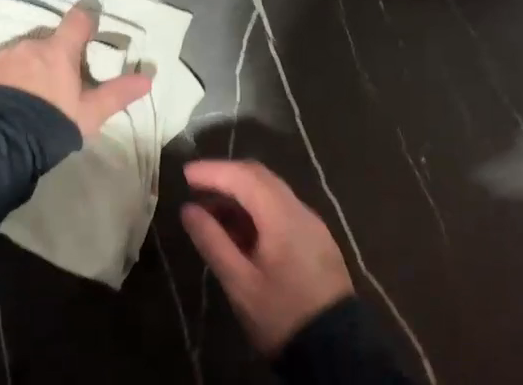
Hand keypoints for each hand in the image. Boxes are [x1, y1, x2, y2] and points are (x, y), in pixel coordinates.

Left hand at [0, 0, 152, 137]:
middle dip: (55, 54)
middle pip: (49, 40)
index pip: (77, 20)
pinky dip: (9, 73)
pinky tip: (12, 97)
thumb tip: (148, 78)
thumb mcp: (91, 113)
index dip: (86, 20)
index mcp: (59, 50)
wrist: (3, 142)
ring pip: (24, 51)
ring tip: (33, 93)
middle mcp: (31, 44)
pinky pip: (2, 64)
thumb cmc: (53, 124)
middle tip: (59, 82)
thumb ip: (118, 93)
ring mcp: (5, 53)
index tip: (89, 25)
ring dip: (31, 64)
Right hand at [180, 159, 354, 355]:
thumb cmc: (282, 315)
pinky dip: (257, 210)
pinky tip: (240, 232)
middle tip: (196, 187)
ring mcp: (313, 226)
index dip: (212, 171)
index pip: (244, 177)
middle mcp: (301, 212)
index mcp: (283, 218)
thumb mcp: (239, 283)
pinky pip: (282, 211)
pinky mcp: (317, 242)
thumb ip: (212, 241)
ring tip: (212, 213)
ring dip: (241, 195)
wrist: (337, 353)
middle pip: (260, 178)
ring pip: (272, 193)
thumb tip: (188, 210)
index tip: (184, 175)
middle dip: (226, 177)